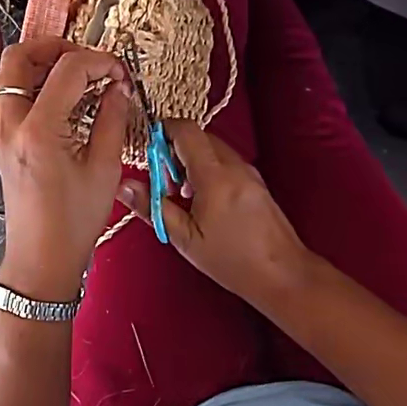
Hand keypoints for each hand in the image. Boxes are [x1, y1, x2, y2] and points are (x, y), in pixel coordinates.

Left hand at [0, 39, 132, 300]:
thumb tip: (120, 88)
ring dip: (42, 62)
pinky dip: (35, 83)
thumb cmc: (73, 223)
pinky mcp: (2, 140)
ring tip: (78, 76)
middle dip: (57, 47)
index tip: (121, 74)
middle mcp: (11, 124)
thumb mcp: (105, 169)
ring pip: (9, 72)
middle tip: (89, 61)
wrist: (40, 258)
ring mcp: (1, 131)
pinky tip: (65, 98)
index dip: (100, 61)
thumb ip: (113, 119)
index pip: (67, 69)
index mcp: (39, 131)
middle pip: (20, 56)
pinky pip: (11, 94)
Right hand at [120, 120, 318, 304]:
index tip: (148, 151)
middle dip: (174, 150)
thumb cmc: (232, 261)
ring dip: (191, 160)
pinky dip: (207, 168)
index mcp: (215, 177)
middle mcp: (234, 166)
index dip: (163, 131)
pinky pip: (225, 161)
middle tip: (163, 181)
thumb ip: (152, 207)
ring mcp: (248, 171)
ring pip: (212, 148)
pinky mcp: (255, 180)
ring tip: (180, 194)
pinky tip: (201, 199)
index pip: (187, 131)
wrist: (283, 274)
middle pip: (199, 137)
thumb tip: (123, 185)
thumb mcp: (184, 237)